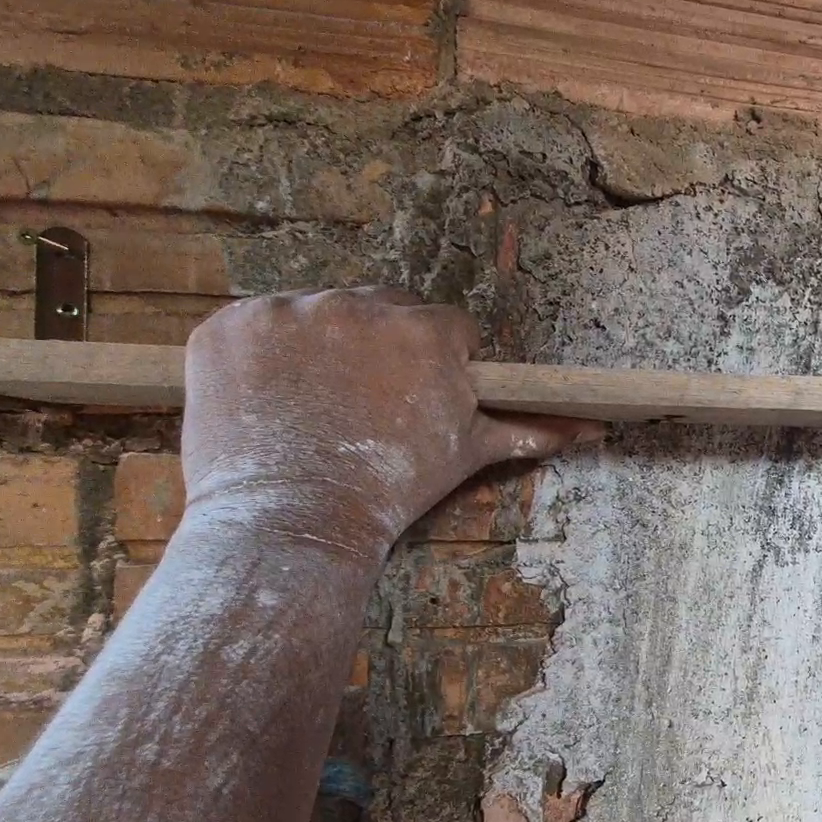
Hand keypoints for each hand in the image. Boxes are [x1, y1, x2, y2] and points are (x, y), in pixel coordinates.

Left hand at [181, 288, 601, 559]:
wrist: (298, 514)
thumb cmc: (398, 483)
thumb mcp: (472, 452)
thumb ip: (534, 429)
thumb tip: (595, 428)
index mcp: (425, 334)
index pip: (449, 326)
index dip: (445, 361)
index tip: (427, 395)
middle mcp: (358, 306)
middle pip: (389, 308)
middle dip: (391, 343)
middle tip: (378, 396)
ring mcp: (286, 312)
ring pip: (326, 310)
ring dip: (332, 341)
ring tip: (327, 397)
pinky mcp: (227, 325)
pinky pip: (262, 321)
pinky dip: (271, 350)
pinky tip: (280, 392)